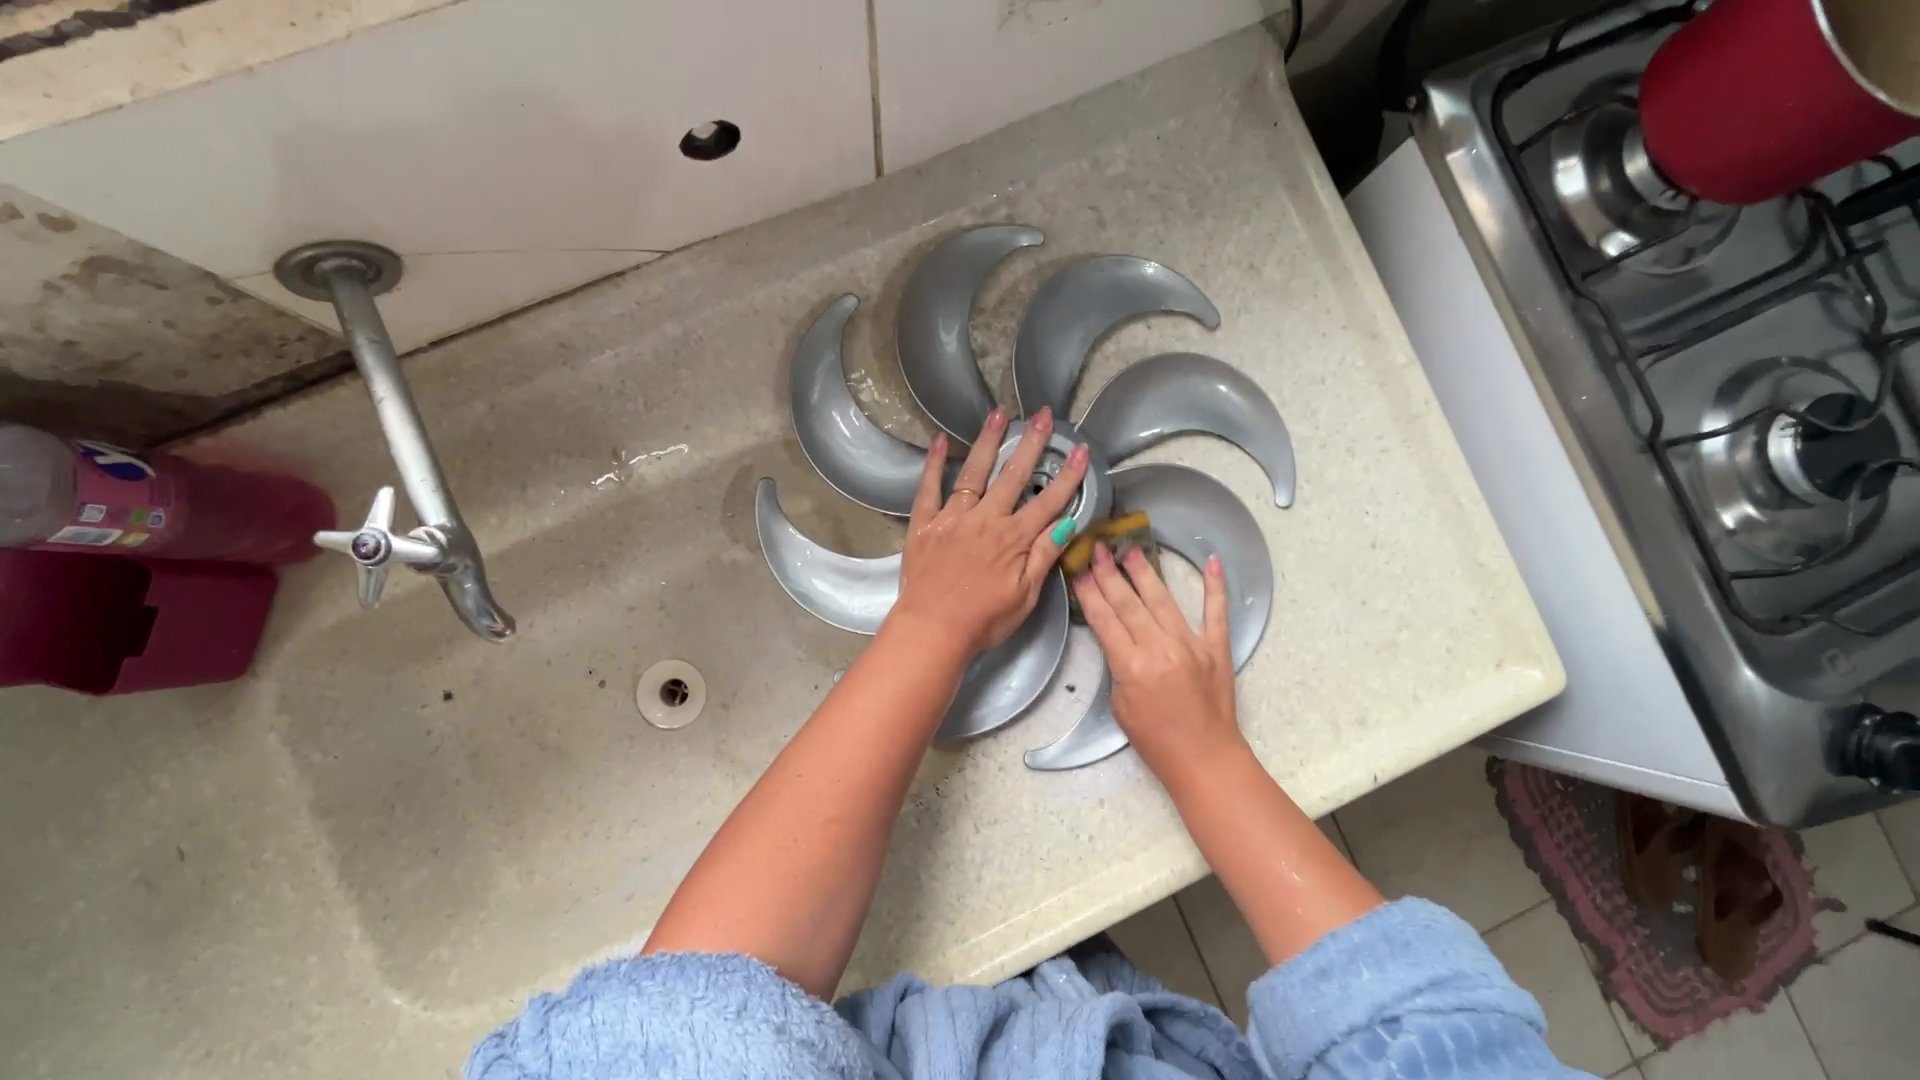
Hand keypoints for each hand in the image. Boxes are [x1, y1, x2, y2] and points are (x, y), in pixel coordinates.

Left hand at [888, 407, 1088, 655]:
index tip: (1081, 451)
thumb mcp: (1026, 596)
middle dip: (1032, 444)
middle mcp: (986, 520)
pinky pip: (929, 488)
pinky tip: (939, 441)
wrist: (932, 629)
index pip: (1048, 502)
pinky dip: (933, 464)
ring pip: (973, 473)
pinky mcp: (925, 524)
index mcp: (1014, 539)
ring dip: (988, 441)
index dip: (1067, 476)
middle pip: (1013, 476)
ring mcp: (953, 518)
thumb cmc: (984, 620)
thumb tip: (1067, 523)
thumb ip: (1044, 557)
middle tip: (1043, 414)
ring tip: (999, 413)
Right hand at [1073, 544, 1242, 777]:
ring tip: (1131, 549)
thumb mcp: (1119, 705)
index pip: (1104, 619)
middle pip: (1129, 603)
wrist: (1204, 758)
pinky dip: (1215, 586)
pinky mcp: (1217, 648)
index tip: (1078, 569)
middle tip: (1099, 548)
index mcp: (1132, 666)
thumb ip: (1118, 666)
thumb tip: (1119, 636)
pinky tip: (1212, 560)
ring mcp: (1191, 645)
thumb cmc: (1154, 740)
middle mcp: (1160, 648)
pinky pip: (1216, 612)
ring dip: (1145, 572)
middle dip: (1110, 573)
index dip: (1089, 592)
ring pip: (1163, 599)